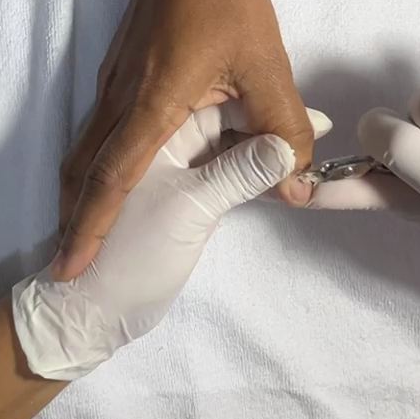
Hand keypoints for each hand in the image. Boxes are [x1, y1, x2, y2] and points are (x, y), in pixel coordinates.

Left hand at [14, 100, 327, 379]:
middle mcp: (161, 141)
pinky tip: (279, 175)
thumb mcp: (191, 207)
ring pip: (226, 150)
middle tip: (321, 131)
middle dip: (269, 129)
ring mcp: (173, 170)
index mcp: (152, 132)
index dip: (264, 112)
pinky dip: (249, 174)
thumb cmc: (135, 253)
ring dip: (263, 153)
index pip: (217, 108)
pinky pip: (221, 173)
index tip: (313, 119)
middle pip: (225, 125)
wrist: (97, 309)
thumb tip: (290, 144)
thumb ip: (239, 172)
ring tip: (310, 150)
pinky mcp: (182, 197)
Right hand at [55, 0, 315, 278]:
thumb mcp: (266, 67)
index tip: (68, 267)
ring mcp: (110, 86)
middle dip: (72, 223)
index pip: (112, 178)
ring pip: (84, 152)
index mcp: (151, 103)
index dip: (89, 228)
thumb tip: (295, 187)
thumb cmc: (225, 0)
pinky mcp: (114, 76)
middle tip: (65, 266)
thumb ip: (281, 131)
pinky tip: (109, 182)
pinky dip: (92, 168)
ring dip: (79, 197)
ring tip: (79, 236)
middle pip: (82, 172)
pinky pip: (96, 133)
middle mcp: (118, 100)